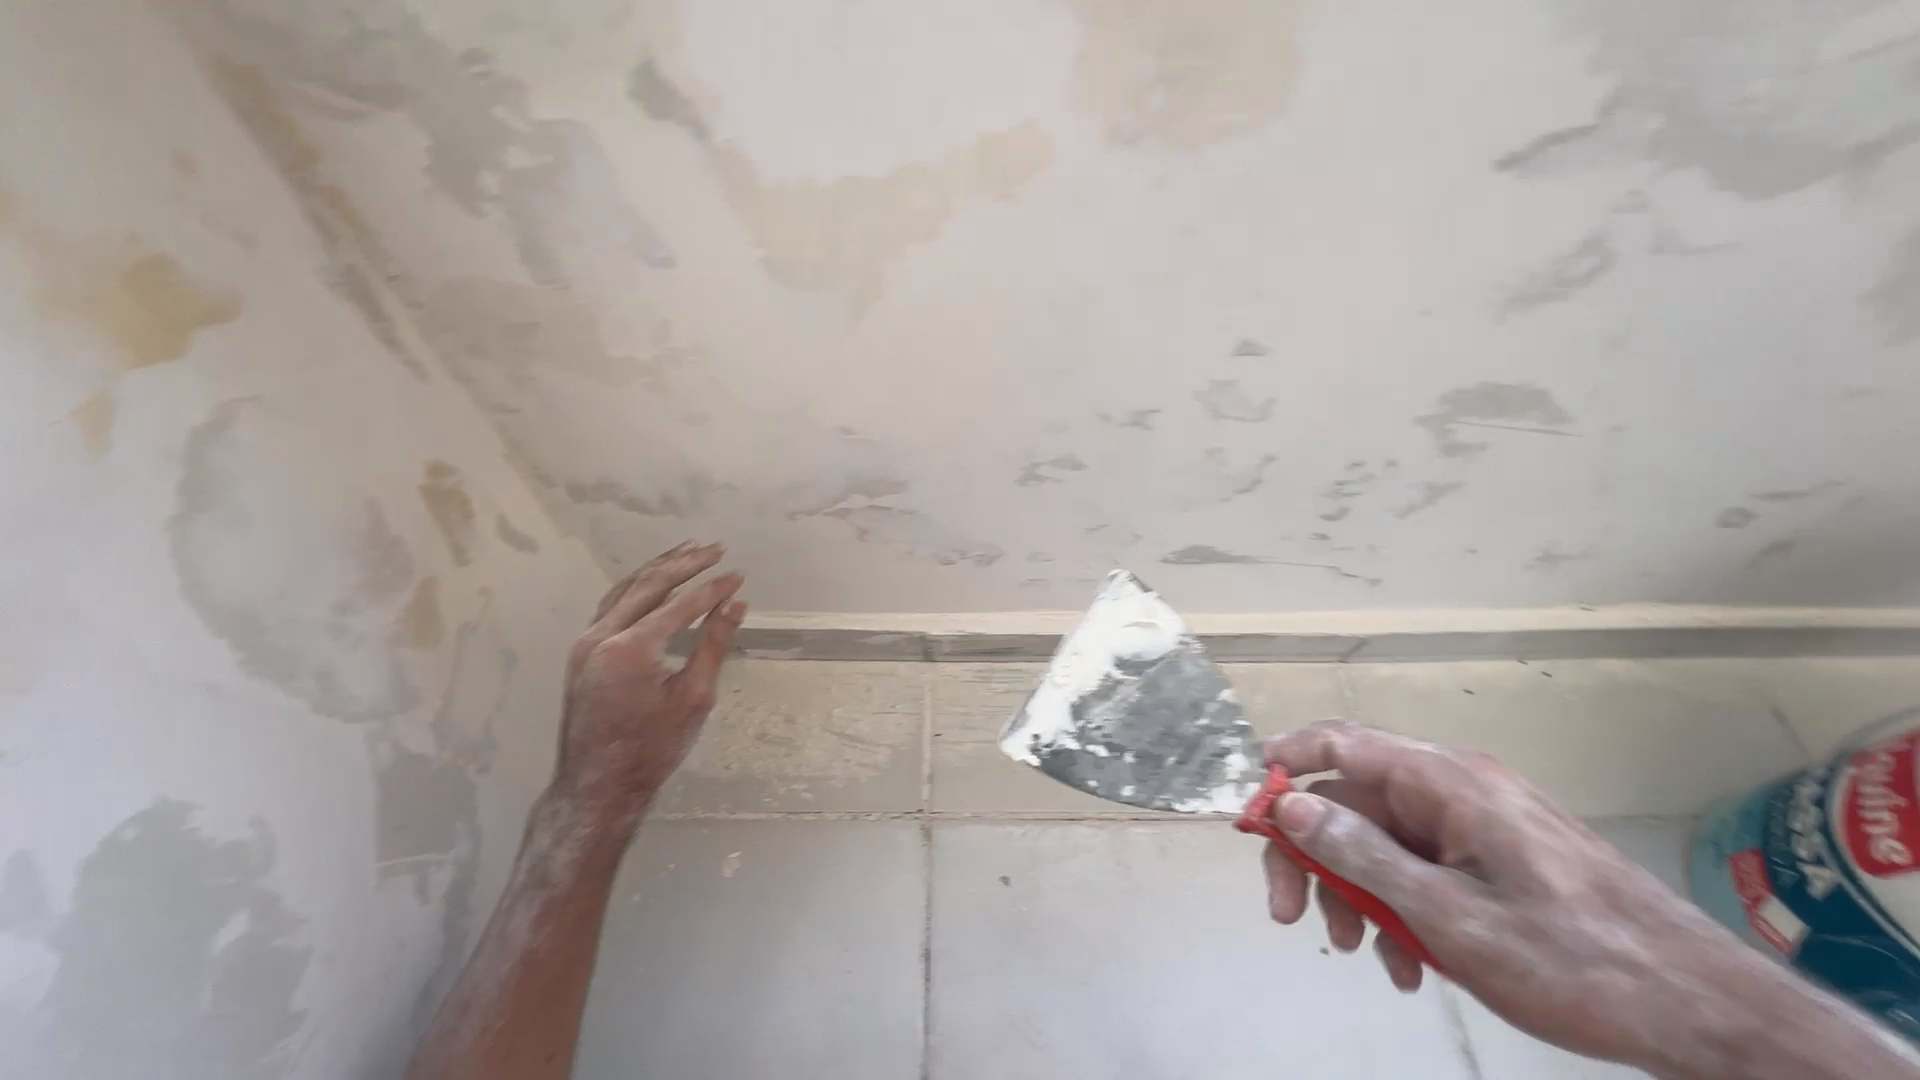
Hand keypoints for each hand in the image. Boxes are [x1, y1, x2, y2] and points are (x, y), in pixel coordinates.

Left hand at [551, 542, 744, 829]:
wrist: (597, 786)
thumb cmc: (653, 748)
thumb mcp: (694, 698)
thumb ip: (713, 645)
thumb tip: (735, 604)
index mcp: (630, 647)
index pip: (680, 604)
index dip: (712, 589)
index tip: (738, 576)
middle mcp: (601, 636)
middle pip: (648, 585)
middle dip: (684, 564)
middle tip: (715, 549)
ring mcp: (586, 643)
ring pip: (625, 590)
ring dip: (658, 568)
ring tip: (687, 551)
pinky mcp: (582, 653)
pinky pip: (610, 606)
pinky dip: (636, 587)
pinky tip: (652, 581)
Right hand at [1259, 720, 1777, 1072]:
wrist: (1710, 1015)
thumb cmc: (1574, 961)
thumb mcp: (1449, 916)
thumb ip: (1361, 856)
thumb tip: (1289, 805)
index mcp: (1445, 782)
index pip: (1341, 742)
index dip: (1284, 763)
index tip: (1248, 808)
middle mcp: (1456, 788)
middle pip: (1353, 800)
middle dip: (1314, 856)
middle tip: (1289, 915)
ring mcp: (1478, 823)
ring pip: (1383, 840)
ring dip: (1357, 893)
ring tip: (1362, 956)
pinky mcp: (1496, 857)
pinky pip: (1423, 867)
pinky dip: (1400, 908)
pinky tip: (1409, 964)